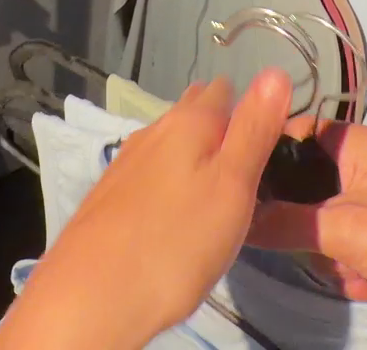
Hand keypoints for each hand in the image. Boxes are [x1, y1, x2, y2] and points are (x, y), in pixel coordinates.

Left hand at [0, 69, 292, 349]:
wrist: (91, 295)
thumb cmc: (176, 240)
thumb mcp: (232, 185)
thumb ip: (255, 128)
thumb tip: (276, 70)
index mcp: (189, 120)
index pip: (228, 90)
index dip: (252, 111)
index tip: (270, 147)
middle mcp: (156, 127)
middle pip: (197, 109)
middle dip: (223, 125)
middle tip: (248, 168)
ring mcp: (129, 158)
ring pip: (172, 138)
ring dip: (195, 151)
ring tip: (217, 189)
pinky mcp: (112, 190)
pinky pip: (153, 167)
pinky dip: (171, 176)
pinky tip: (176, 208)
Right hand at [250, 120, 366, 313]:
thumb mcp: (343, 231)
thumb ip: (284, 222)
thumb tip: (233, 216)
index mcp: (350, 142)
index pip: (289, 134)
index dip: (263, 159)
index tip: (239, 191)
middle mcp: (359, 163)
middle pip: (301, 185)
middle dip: (300, 225)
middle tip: (310, 249)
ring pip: (319, 221)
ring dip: (326, 254)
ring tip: (350, 275)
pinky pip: (344, 244)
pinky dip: (347, 267)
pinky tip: (365, 287)